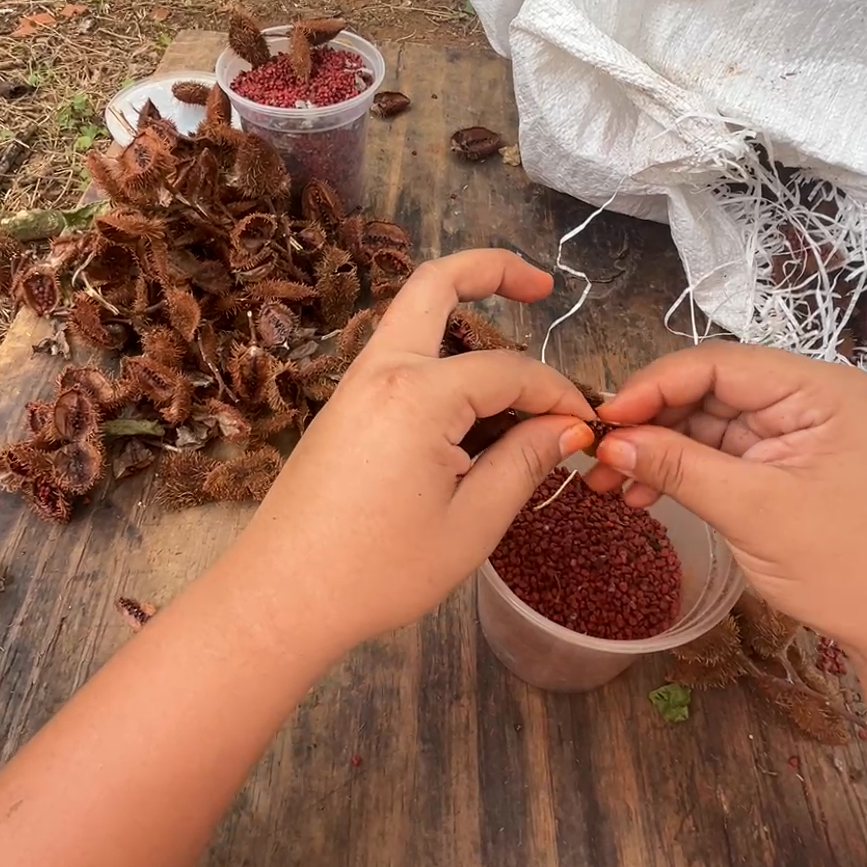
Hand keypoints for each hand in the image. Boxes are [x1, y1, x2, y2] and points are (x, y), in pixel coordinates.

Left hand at [235, 249, 596, 647]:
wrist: (280, 597)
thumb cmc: (378, 571)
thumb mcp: (470, 525)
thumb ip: (523, 462)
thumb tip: (567, 426)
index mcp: (418, 394)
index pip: (510, 370)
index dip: (556, 393)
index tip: (585, 422)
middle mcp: (382, 370)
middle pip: (435, 284)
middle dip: (492, 268)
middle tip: (542, 284)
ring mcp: (355, 384)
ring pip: (412, 317)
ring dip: (462, 312)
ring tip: (512, 355)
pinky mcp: (343, 406)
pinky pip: (399, 357)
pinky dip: (440, 355)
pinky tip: (470, 402)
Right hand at [583, 343, 866, 660]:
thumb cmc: (852, 566)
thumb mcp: (754, 511)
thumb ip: (678, 467)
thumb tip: (609, 442)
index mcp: (817, 389)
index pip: (716, 365)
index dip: (652, 386)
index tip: (602, 421)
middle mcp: (804, 399)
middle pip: (705, 392)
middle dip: (648, 424)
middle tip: (597, 458)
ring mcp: (791, 433)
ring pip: (703, 424)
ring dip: (656, 452)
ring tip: (610, 486)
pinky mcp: (780, 465)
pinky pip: (716, 455)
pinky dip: (678, 472)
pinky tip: (643, 495)